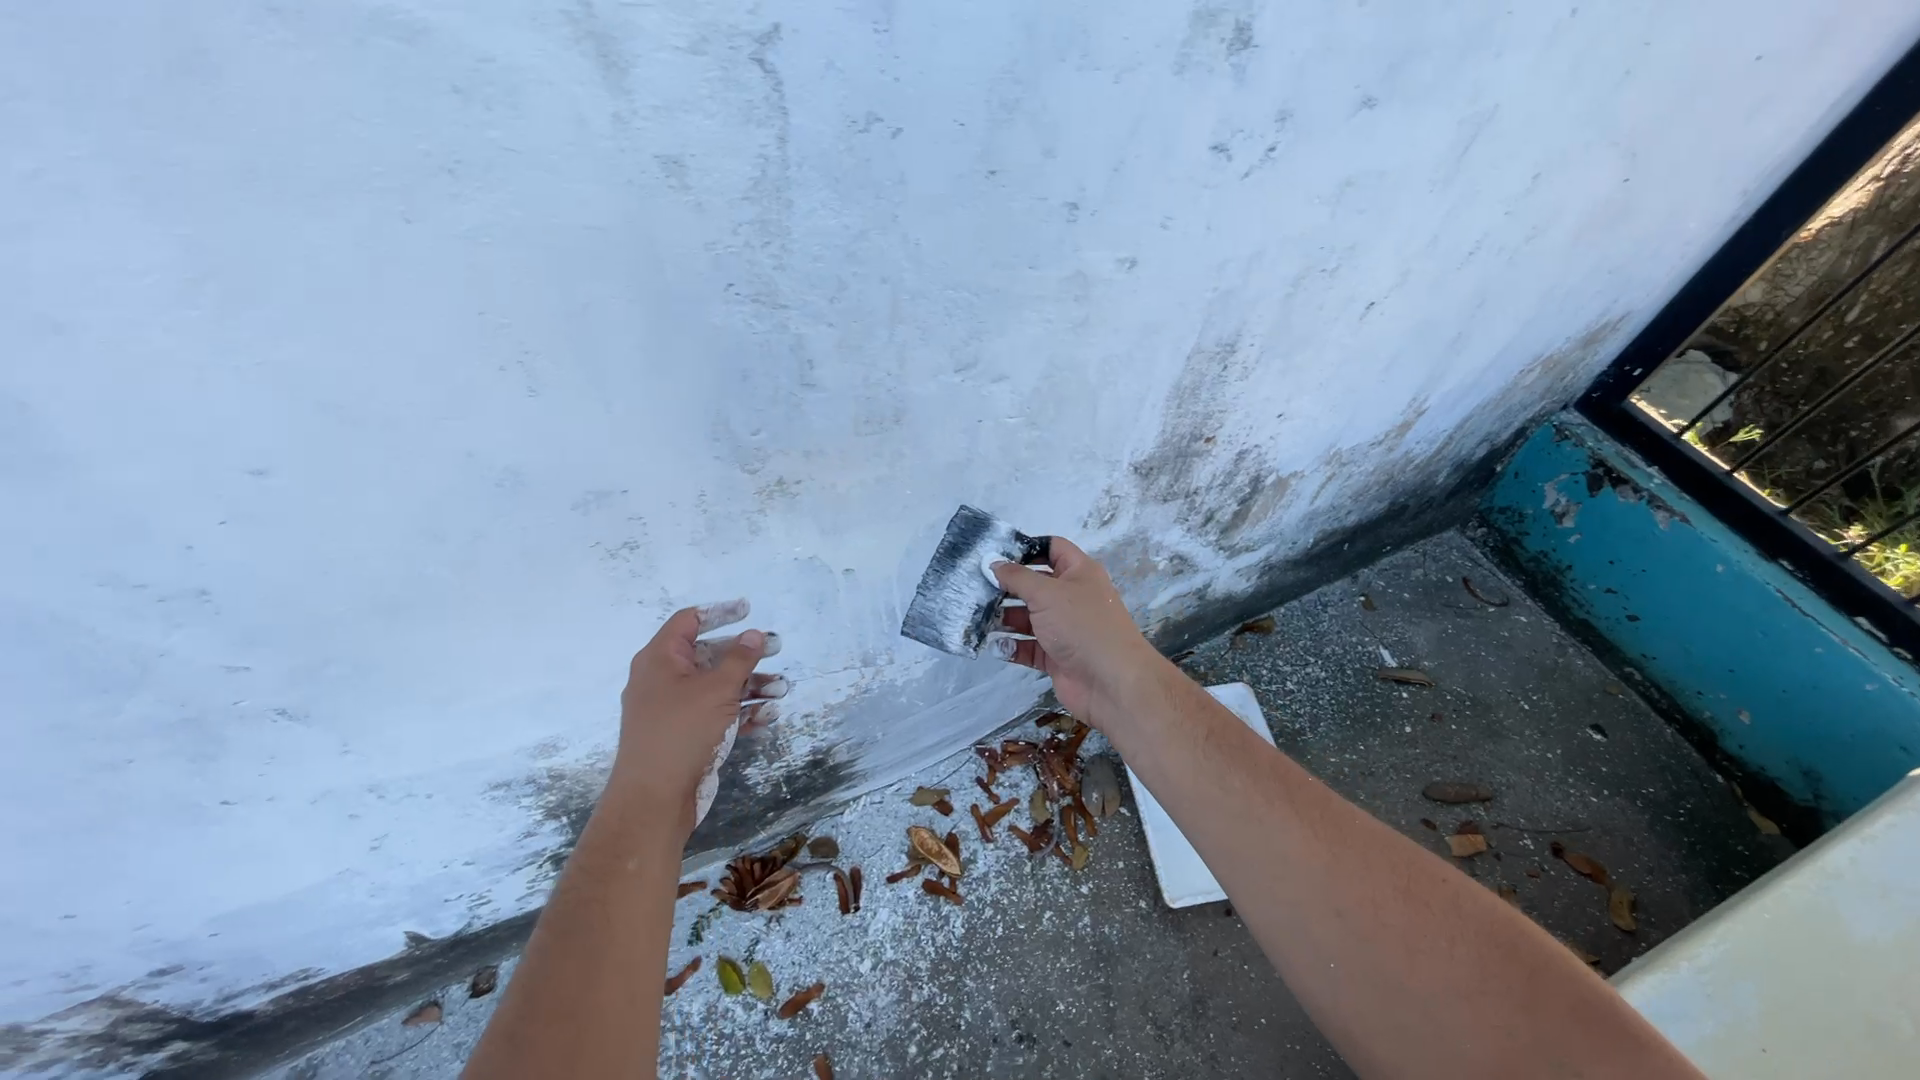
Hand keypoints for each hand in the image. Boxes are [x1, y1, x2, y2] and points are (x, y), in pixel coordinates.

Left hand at [611, 600, 786, 834]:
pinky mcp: (686, 735)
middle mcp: (663, 679)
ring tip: (782, 690)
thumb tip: (752, 634)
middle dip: (745, 654)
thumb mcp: (717, 689)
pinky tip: (767, 716)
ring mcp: (674, 709)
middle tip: (776, 650)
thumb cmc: (682, 732)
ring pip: (716, 687)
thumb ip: (739, 659)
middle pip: (709, 655)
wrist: (654, 798)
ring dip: (750, 686)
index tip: (749, 610)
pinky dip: (740, 712)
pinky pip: (716, 714)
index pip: (688, 622)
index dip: (719, 613)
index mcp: (660, 659)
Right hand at [989, 537, 1162, 727]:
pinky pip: (1029, 647)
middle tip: (976, 587)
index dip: (1027, 548)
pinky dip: (1012, 646)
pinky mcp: (1056, 656)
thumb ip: (1016, 577)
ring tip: (977, 617)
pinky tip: (995, 645)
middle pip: (1035, 585)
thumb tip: (994, 563)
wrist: (1111, 682)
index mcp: (1079, 573)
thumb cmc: (1081, 625)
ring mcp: (1064, 629)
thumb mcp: (1046, 593)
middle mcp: (1072, 598)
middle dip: (1007, 586)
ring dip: (1004, 618)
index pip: (1053, 549)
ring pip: (1029, 618)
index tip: (996, 554)